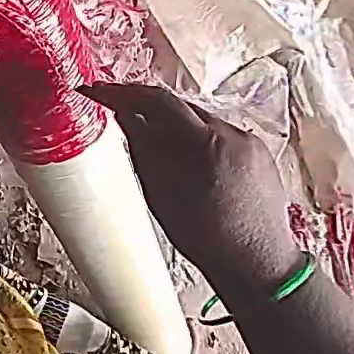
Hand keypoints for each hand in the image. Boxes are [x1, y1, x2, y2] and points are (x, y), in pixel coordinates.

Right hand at [82, 83, 299, 295]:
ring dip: (170, 124)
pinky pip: (218, 134)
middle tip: (113, 107)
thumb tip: (124, 114)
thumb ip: (142, 146)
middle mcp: (231, 132)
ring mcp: (248, 140)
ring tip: (147, 136)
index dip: (121, 92)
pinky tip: (183, 157)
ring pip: (198, 120)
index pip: (157, 99)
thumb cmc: (202, 234)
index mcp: (203, 141)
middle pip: (178, 106)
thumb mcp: (159, 190)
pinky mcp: (258, 152)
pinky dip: (194, 138)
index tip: (94, 90)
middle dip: (144, 104)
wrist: (256, 262)